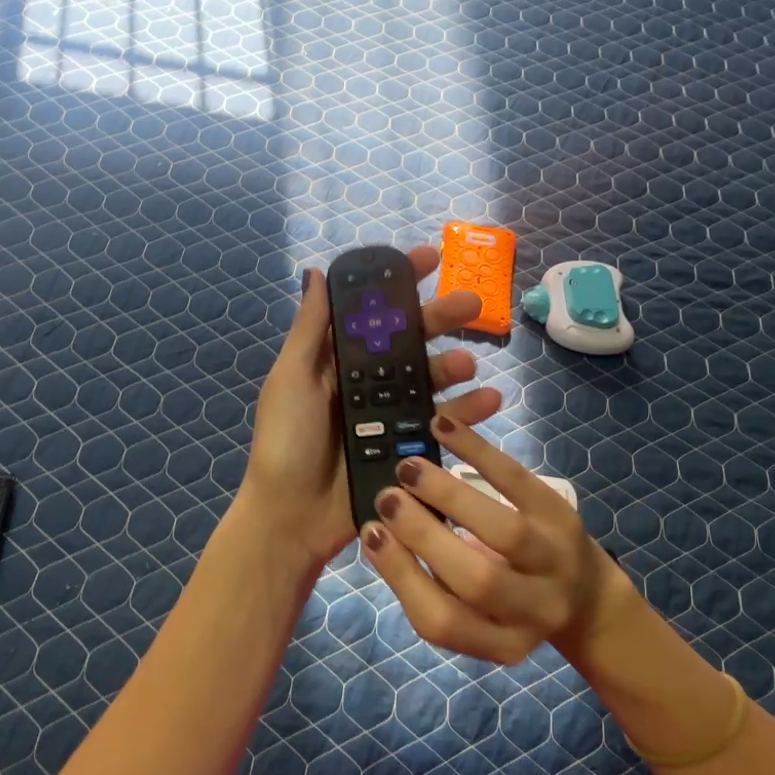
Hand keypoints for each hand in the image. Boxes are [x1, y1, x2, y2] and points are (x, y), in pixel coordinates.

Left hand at [234, 246, 504, 570]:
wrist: (292, 517)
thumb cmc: (286, 441)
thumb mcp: (291, 378)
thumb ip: (310, 329)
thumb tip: (318, 271)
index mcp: (336, 361)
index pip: (372, 314)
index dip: (398, 285)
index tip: (428, 258)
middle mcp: (366, 382)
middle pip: (410, 341)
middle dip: (440, 318)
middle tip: (472, 302)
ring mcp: (389, 415)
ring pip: (431, 379)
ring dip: (454, 365)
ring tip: (469, 362)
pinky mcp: (409, 449)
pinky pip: (443, 423)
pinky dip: (468, 411)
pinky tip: (488, 399)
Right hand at [358, 414, 638, 663]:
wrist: (587, 596)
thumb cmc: (505, 597)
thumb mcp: (471, 609)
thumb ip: (430, 580)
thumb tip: (380, 529)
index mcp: (498, 642)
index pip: (442, 621)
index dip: (402, 575)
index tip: (371, 533)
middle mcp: (534, 610)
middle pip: (476, 580)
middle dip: (423, 535)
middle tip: (387, 497)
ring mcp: (557, 563)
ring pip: (505, 532)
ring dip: (450, 495)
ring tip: (410, 469)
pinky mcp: (564, 517)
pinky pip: (519, 481)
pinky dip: (479, 451)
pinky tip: (445, 430)